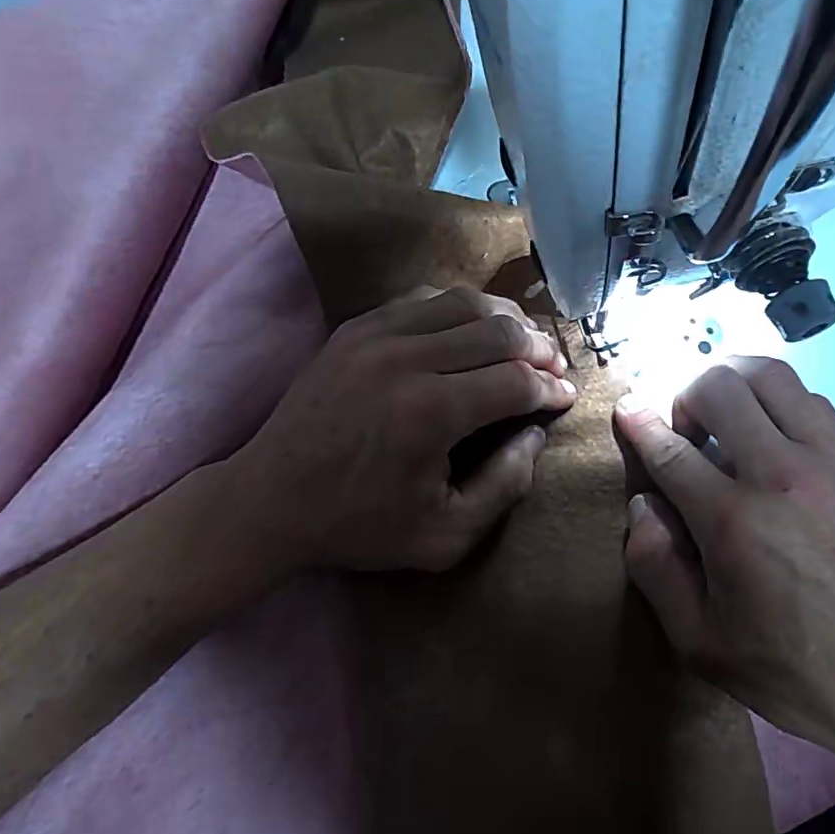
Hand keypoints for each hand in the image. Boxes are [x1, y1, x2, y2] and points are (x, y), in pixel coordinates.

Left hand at [233, 286, 577, 572]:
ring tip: (523, 342)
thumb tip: (537, 432)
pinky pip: (427, 298)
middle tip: (554, 368)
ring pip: (467, 302)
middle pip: (501, 331)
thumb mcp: (445, 536)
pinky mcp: (357, 327)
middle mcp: (407, 360)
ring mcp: (377, 335)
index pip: (517, 381)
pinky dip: (463, 308)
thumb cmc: (360, 525)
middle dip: (540, 349)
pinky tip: (472, 329)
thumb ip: (506, 486)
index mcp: (430, 413)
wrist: (268, 501)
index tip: (566, 397)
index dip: (552, 388)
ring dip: (508, 320)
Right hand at [613, 357, 834, 766]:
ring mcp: (832, 459)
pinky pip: (815, 402)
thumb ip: (657, 569)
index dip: (641, 425)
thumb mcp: (704, 644)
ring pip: (772, 375)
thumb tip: (644, 504)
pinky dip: (782, 405)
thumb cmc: (800, 671)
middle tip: (689, 432)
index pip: (671, 450)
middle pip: (720, 387)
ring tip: (731, 419)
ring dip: (736, 383)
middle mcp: (781, 473)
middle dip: (687, 395)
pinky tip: (781, 443)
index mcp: (734, 522)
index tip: (628, 410)